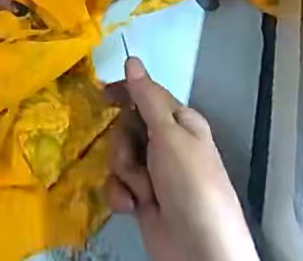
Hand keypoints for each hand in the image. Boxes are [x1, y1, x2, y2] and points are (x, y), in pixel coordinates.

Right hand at [108, 56, 256, 260]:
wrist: (200, 252)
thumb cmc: (190, 184)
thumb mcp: (169, 134)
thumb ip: (146, 98)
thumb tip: (133, 60)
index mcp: (180, 121)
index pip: (146, 95)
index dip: (125, 93)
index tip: (102, 96)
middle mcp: (167, 143)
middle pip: (127, 126)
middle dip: (124, 144)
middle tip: (135, 159)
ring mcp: (155, 173)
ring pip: (120, 155)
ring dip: (125, 173)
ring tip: (142, 192)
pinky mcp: (144, 199)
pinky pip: (119, 184)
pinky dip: (122, 195)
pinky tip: (132, 207)